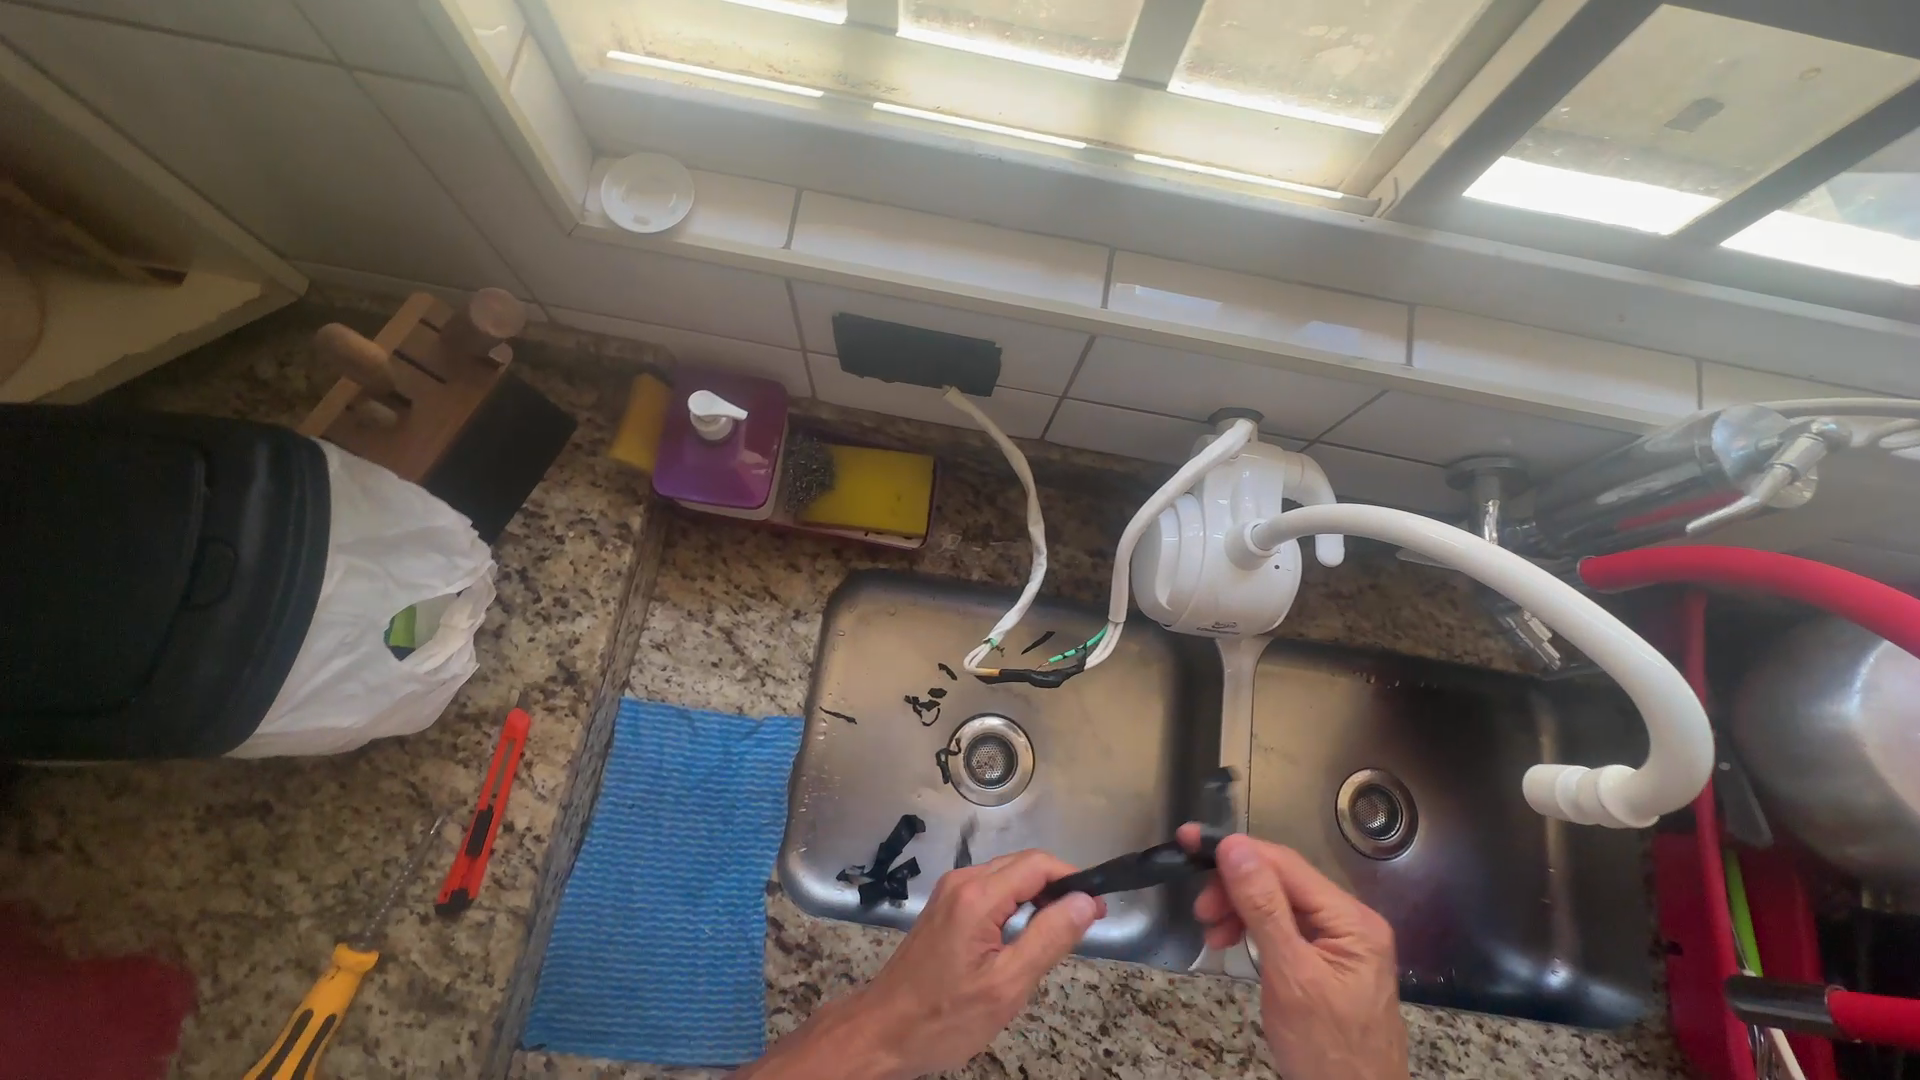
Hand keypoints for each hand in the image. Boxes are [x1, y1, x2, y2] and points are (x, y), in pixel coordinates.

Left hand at [738, 850, 1103, 1079]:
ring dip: (1036, 897)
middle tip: (1083, 925)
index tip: (1096, 909)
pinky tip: (1022, 937)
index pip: (1038, 864)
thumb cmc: (944, 1016)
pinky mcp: (945, 905)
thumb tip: (1085, 902)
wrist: (882, 1031)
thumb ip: (1049, 938)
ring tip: (1056, 935)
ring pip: (1007, 876)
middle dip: (1057, 888)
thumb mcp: (1006, 985)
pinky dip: (1014, 904)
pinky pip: (991, 890)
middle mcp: (962, 880)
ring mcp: (950, 891)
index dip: (1073, 880)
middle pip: (1023, 865)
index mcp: (978, 895)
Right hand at [1180, 827, 1406, 1079]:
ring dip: (1239, 910)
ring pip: (1278, 903)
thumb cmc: (1325, 1049)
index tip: (1190, 844)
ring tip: (1211, 933)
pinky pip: (1283, 928)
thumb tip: (1234, 846)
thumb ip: (1262, 908)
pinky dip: (1252, 930)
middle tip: (1200, 911)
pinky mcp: (1326, 961)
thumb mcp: (1289, 976)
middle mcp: (1350, 922)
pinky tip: (1231, 943)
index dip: (1236, 851)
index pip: (1286, 865)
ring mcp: (1340, 943)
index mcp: (1352, 920)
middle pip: (1281, 882)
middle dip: (1235, 889)